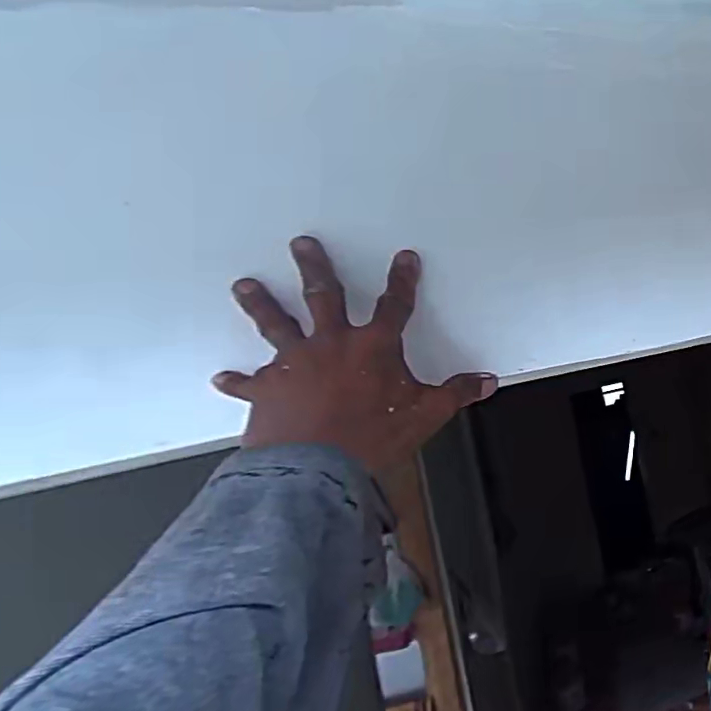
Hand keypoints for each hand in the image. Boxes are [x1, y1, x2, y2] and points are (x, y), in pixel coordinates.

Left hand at [213, 236, 496, 474]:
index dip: (403, 280)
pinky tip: (223, 378)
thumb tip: (486, 382)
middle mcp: (332, 344)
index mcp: (374, 347)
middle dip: (316, 268)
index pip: (395, 305)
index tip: (404, 258)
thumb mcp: (426, 414)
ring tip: (246, 284)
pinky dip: (238, 381)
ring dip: (262, 303)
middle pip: (323, 296)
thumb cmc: (373, 436)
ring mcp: (295, 363)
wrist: (316, 466)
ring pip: (276, 324)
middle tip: (302, 244)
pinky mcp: (267, 390)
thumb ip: (456, 394)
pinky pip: (250, 383)